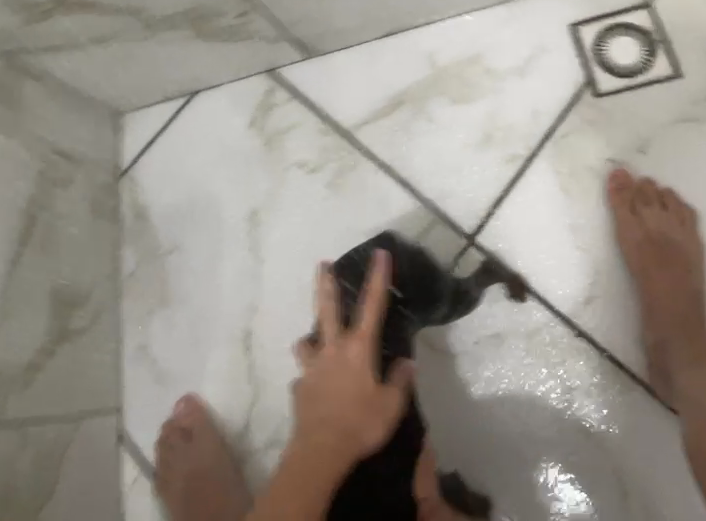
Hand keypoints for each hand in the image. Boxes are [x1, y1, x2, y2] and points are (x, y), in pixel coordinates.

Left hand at [287, 249, 414, 473]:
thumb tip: (406, 363)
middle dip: (325, 285)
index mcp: (358, 349)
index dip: (377, 278)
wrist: (320, 450)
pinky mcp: (299, 387)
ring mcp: (312, 367)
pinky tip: (313, 389)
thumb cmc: (361, 424)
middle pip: (327, 310)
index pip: (372, 306)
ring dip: (310, 339)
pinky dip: (309, 378)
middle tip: (322, 264)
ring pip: (306, 342)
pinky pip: (304, 376)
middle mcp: (332, 350)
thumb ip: (399, 382)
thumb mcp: (391, 406)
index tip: (380, 253)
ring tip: (313, 343)